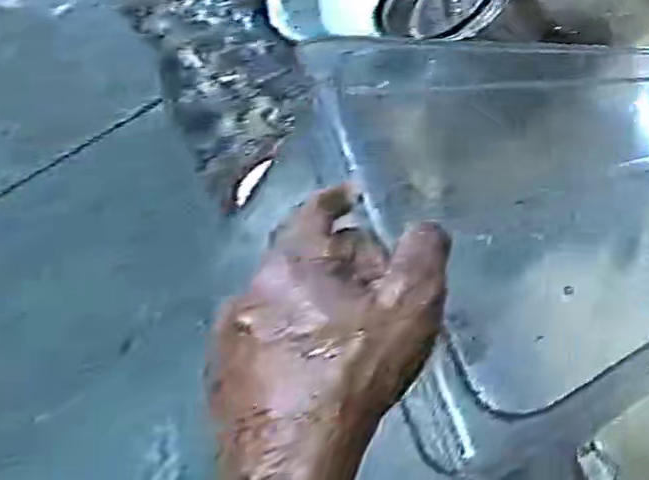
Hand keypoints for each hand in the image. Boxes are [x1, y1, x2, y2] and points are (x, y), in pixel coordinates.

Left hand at [209, 185, 449, 479]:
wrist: (293, 461)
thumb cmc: (354, 368)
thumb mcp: (413, 297)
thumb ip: (424, 247)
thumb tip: (422, 227)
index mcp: (288, 265)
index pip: (312, 211)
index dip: (339, 197)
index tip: (357, 195)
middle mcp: (246, 295)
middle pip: (305, 256)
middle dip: (344, 258)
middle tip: (383, 275)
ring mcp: (227, 342)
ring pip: (286, 296)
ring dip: (320, 297)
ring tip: (359, 320)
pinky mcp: (223, 381)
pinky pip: (270, 333)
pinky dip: (300, 331)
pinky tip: (327, 355)